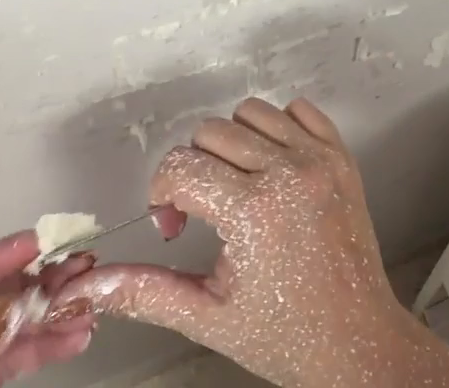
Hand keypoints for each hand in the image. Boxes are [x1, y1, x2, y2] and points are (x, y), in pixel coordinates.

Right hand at [51, 98, 448, 387]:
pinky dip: (279, 128)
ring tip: (236, 186)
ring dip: (233, 143)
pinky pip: (301, 110)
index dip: (162, 194)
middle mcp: (287, 173)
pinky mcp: (341, 157)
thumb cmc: (288, 333)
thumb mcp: (207, 317)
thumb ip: (146, 291)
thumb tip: (92, 283)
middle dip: (193, 168)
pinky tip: (273, 167)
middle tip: (203, 210)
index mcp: (252, 211)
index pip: (180, 166)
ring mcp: (319, 160)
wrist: (355, 338)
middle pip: (211, 132)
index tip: (174, 223)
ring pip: (252, 112)